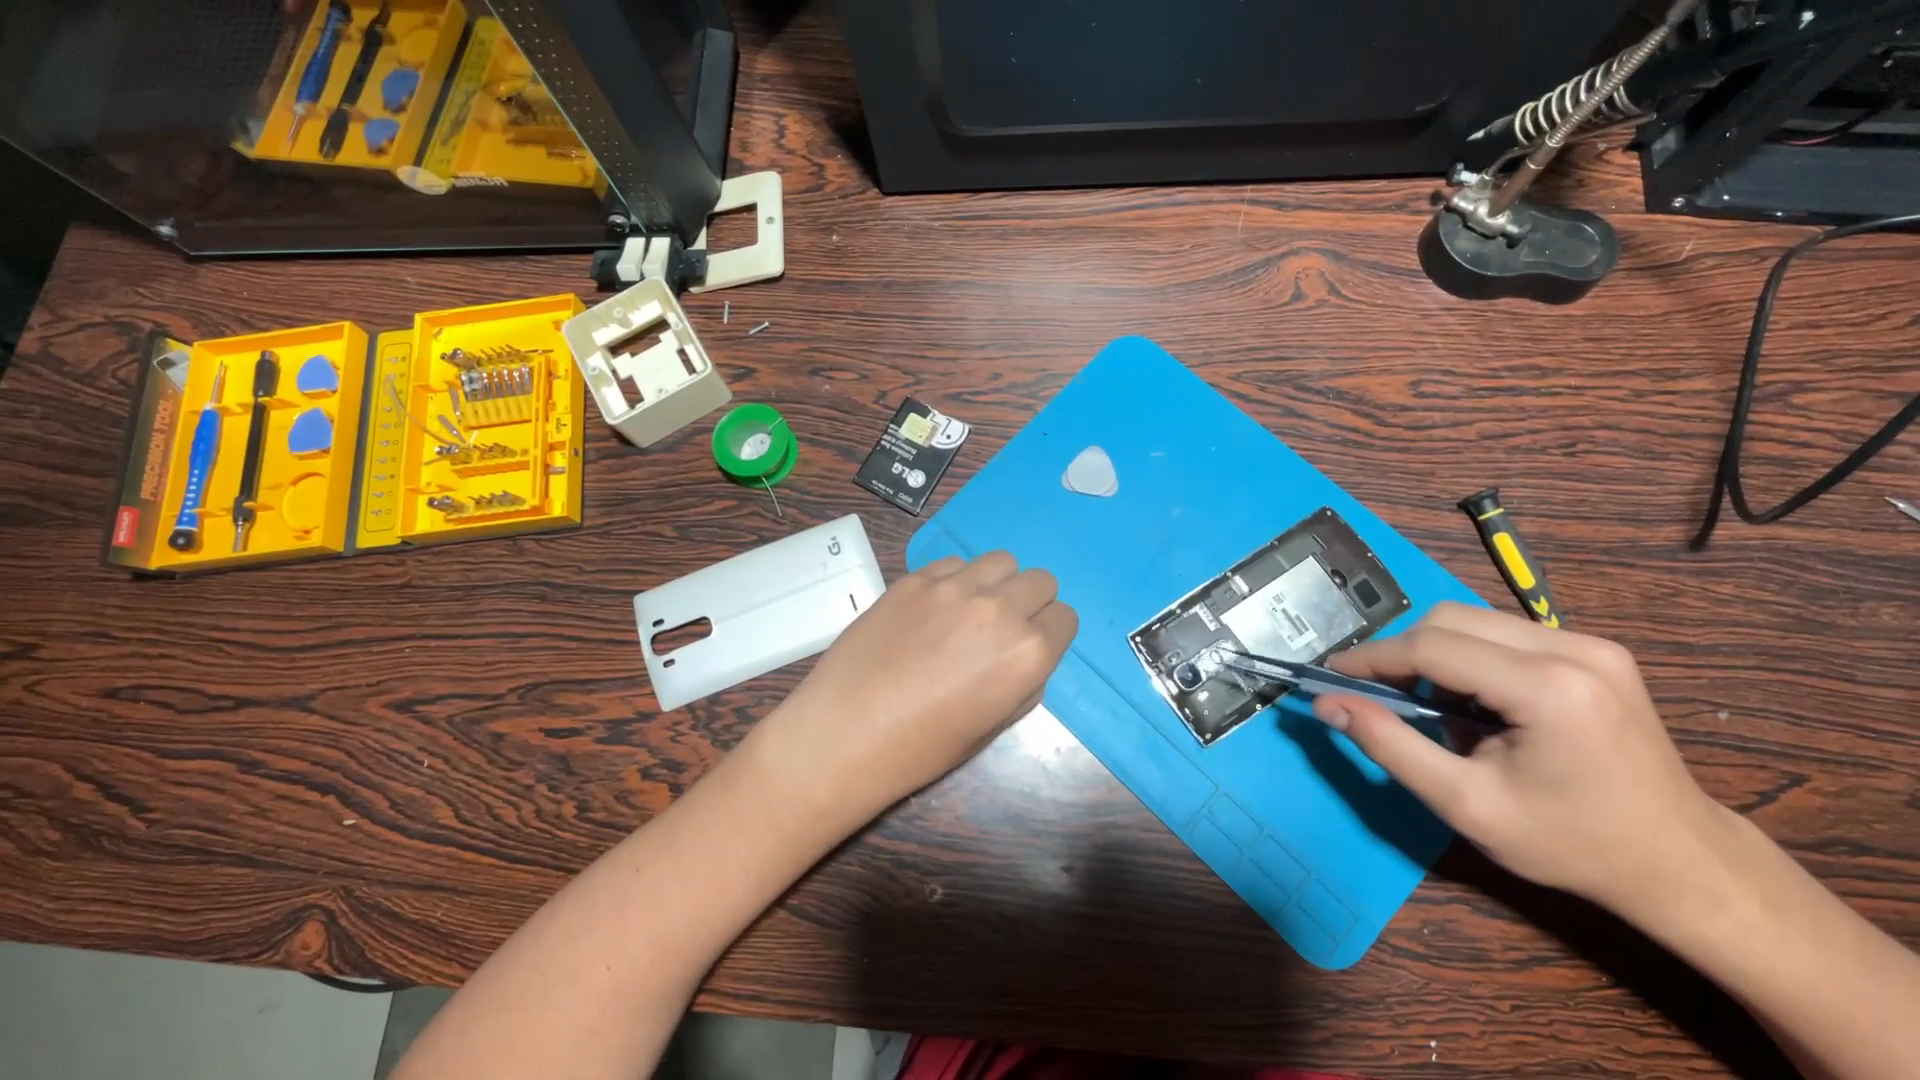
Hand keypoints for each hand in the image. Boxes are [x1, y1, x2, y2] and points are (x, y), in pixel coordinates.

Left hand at [740, 552, 1077, 828]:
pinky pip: (955, 563)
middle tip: (1002, 630)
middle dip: (1030, 603)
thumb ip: (1024, 683)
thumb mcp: (994, 727)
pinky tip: (934, 610)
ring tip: (970, 612)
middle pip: (1040, 581)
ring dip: (996, 584)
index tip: (1029, 649)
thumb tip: (1025, 657)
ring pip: (1001, 561)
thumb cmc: (924, 747)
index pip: (1065, 618)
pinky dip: (956, 580)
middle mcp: (1000, 609)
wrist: (848, 733)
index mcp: (1029, 653)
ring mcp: (955, 588)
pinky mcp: (916, 579)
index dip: (1050, 635)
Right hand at [1312, 602, 1734, 914]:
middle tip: (1378, 699)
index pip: (1432, 647)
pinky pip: (1506, 633)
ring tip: (1428, 706)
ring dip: (1435, 654)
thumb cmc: (1570, 843)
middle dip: (1402, 654)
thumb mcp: (1467, 804)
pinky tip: (1473, 702)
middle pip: (1451, 619)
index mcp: (1547, 686)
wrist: (1679, 863)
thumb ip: (1390, 746)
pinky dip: (1470, 657)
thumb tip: (1327, 705)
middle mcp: (1573, 647)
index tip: (1329, 678)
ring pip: (1476, 620)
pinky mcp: (1596, 651)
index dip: (1371, 659)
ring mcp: (1591, 644)